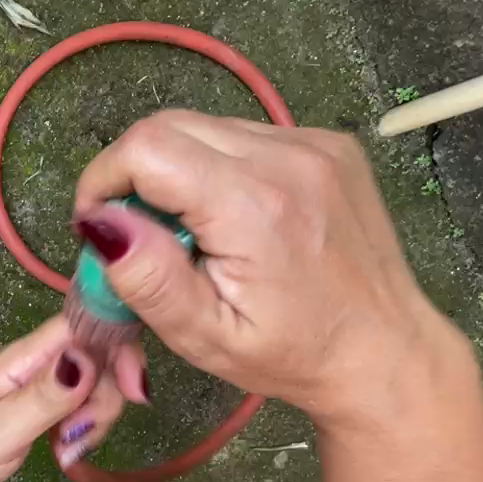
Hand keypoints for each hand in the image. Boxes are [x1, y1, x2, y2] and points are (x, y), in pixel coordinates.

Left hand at [0, 318, 106, 481]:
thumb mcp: (0, 430)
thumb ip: (44, 396)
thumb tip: (87, 356)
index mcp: (20, 359)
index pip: (84, 326)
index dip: (119, 346)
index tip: (135, 389)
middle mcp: (33, 363)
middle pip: (98, 357)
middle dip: (107, 397)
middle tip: (80, 438)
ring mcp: (38, 384)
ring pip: (94, 385)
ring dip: (95, 420)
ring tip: (67, 452)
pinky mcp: (41, 405)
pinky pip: (80, 406)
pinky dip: (83, 430)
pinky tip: (66, 453)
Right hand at [72, 110, 469, 427]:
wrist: (383, 349)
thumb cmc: (287, 354)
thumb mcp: (201, 336)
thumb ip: (148, 277)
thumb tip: (100, 222)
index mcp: (254, 205)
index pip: (147, 147)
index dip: (103, 181)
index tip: (99, 231)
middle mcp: (287, 155)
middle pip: (167, 127)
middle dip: (128, 176)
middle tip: (132, 237)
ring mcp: (312, 141)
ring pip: (200, 129)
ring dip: (168, 174)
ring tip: (181, 235)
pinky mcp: (324, 143)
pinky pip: (238, 137)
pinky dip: (207, 170)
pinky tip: (222, 221)